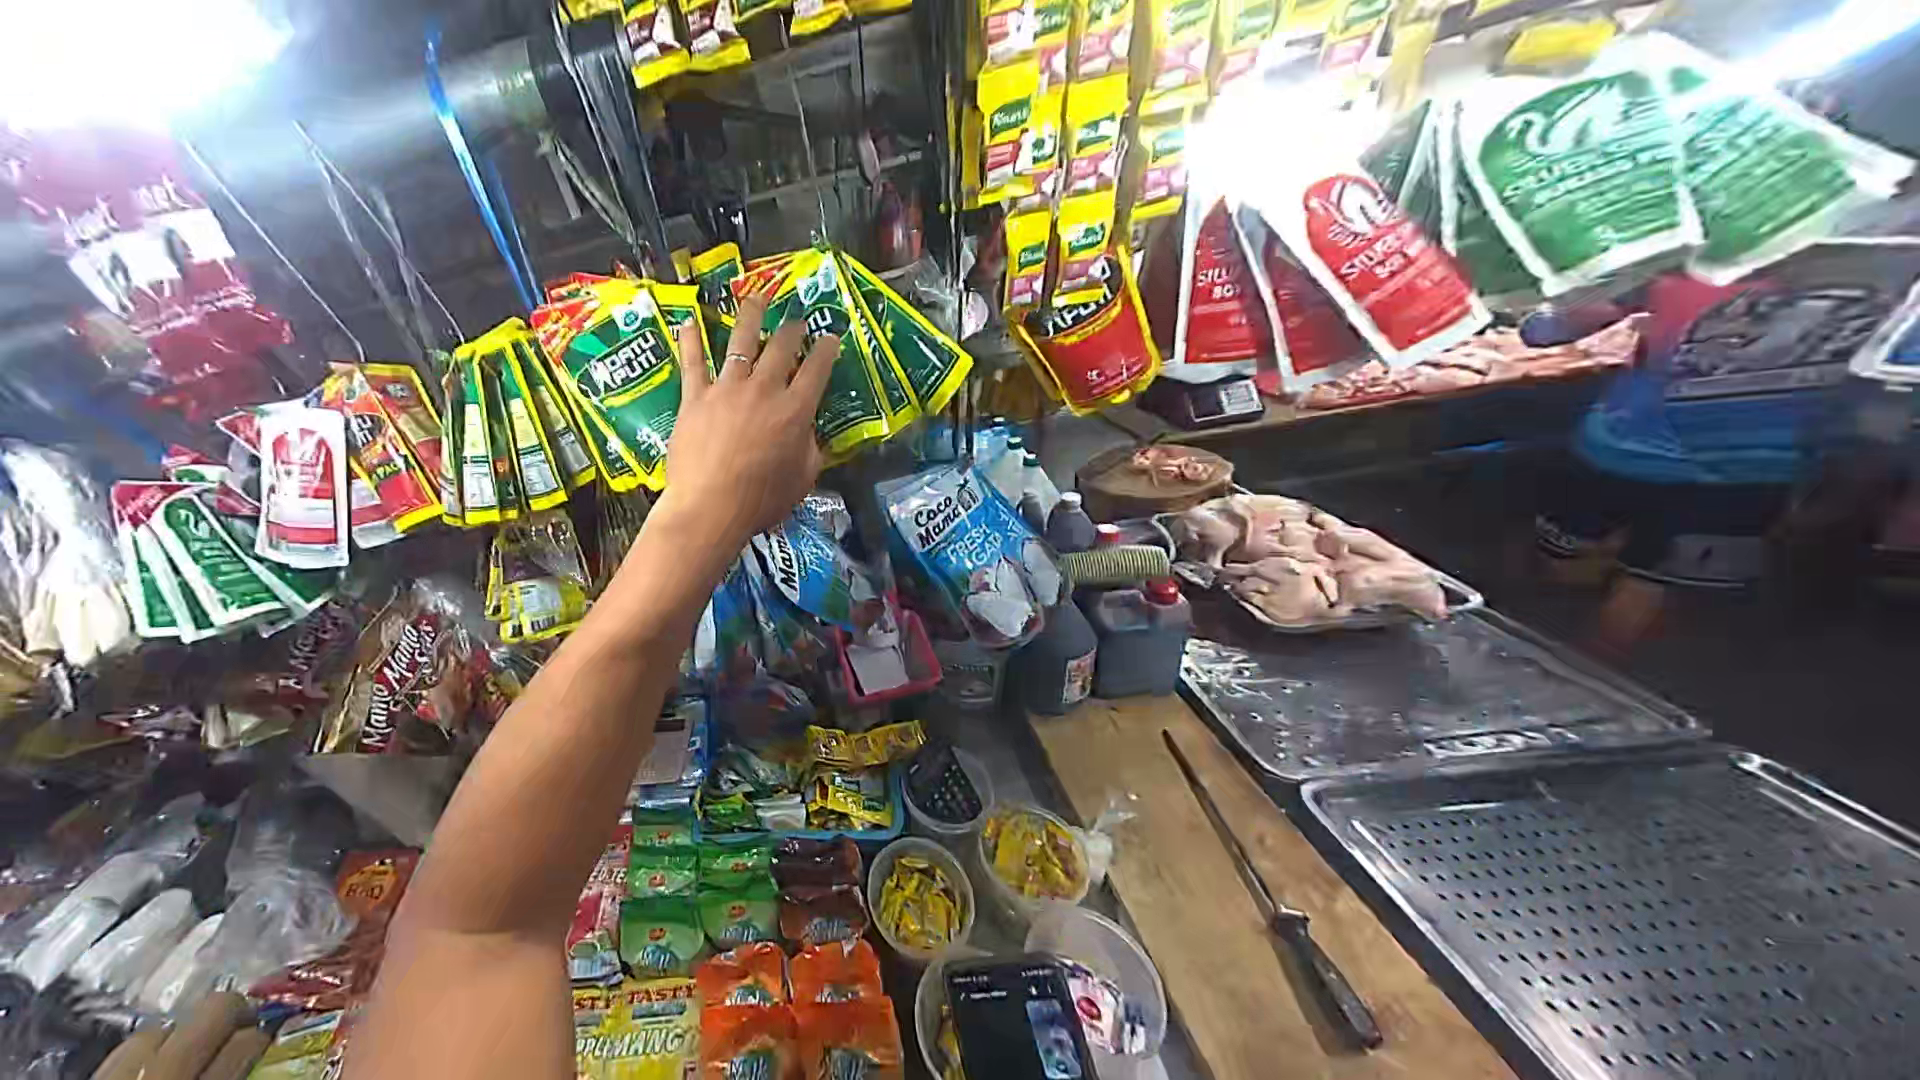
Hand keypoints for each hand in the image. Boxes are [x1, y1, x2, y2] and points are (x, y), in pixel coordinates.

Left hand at [661, 294, 838, 545]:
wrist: (711, 508)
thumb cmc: (762, 500)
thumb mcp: (803, 477)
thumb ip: (810, 447)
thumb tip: (807, 429)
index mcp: (795, 410)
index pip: (817, 369)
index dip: (826, 349)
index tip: (830, 338)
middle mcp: (764, 390)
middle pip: (782, 347)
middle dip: (793, 329)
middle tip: (798, 321)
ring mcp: (727, 388)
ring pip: (741, 340)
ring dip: (751, 316)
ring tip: (757, 298)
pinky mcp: (695, 396)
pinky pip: (693, 361)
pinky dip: (691, 339)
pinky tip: (690, 320)